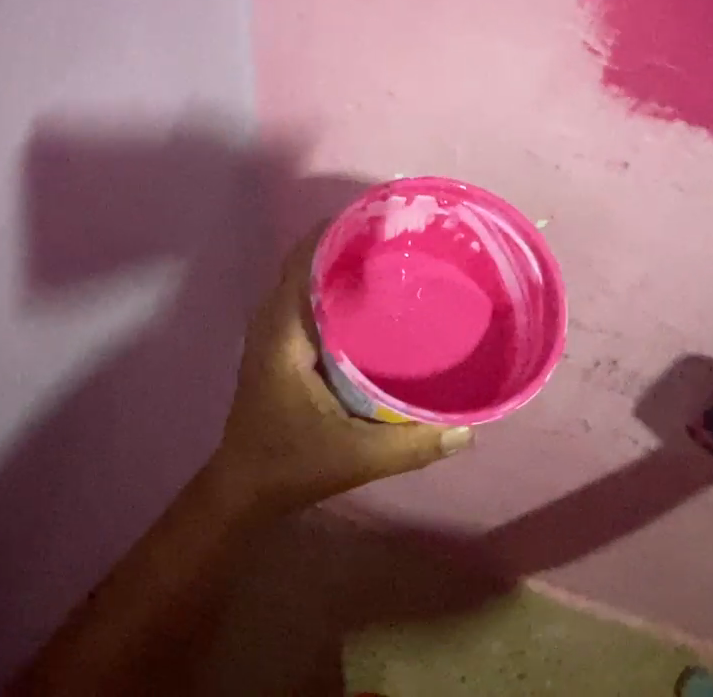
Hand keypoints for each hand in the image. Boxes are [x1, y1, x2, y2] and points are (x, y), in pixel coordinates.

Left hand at [206, 234, 472, 516]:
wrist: (242, 491)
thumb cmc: (290, 465)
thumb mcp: (355, 458)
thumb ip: (412, 445)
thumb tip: (469, 429)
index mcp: (283, 333)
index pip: (305, 260)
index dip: (338, 233)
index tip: (382, 221)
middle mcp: (272, 322)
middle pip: (306, 260)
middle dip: (347, 242)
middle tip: (398, 237)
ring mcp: (271, 333)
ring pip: (304, 278)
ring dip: (338, 262)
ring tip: (388, 257)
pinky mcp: (278, 346)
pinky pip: (304, 298)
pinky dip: (330, 286)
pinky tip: (368, 298)